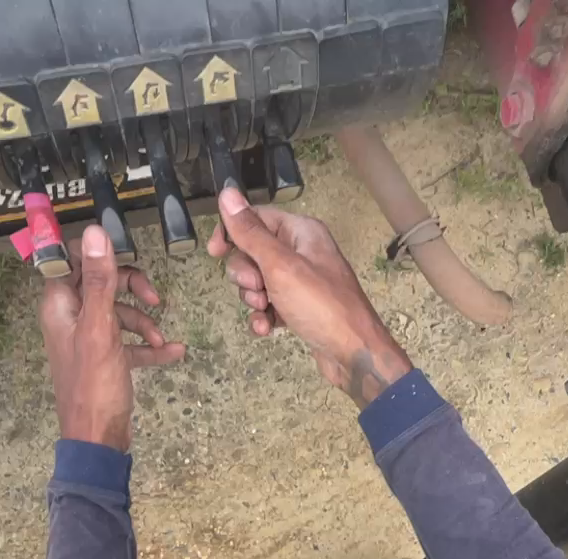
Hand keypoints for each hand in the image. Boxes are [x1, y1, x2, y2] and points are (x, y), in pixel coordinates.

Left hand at [38, 226, 185, 450]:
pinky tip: (175, 353)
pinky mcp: (108, 361)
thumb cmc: (94, 387)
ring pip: (120, 314)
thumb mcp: (100, 330)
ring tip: (162, 339)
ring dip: (145, 323)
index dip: (97, 253)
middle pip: (102, 284)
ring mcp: (90, 340)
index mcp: (61, 306)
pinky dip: (150, 347)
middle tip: (155, 297)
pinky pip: (131, 344)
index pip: (71, 260)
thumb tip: (97, 233)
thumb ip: (99, 282)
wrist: (98, 440)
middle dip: (131, 288)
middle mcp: (72, 319)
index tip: (126, 254)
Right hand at [208, 186, 413, 408]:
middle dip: (246, 274)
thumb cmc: (321, 305)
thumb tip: (227, 194)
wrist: (352, 353)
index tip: (215, 253)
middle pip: (253, 253)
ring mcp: (301, 283)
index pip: (256, 218)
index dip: (232, 233)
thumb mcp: (280, 265)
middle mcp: (302, 252)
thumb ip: (251, 232)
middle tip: (257, 288)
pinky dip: (264, 317)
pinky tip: (266, 329)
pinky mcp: (299, 309)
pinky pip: (270, 306)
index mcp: (301, 232)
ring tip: (266, 310)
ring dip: (253, 299)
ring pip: (258, 282)